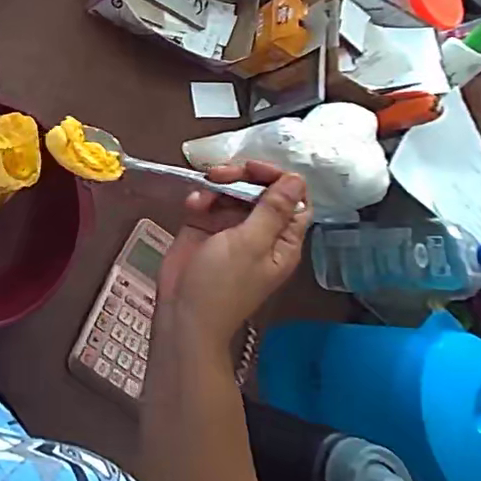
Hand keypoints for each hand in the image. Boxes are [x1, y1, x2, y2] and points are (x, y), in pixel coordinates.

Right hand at [158, 161, 310, 342]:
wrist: (183, 312)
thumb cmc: (222, 283)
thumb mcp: (250, 244)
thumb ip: (272, 210)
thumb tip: (296, 179)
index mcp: (281, 240)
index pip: (292, 199)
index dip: (277, 178)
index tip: (253, 168)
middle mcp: (259, 231)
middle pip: (259, 191)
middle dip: (241, 177)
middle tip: (220, 174)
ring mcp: (229, 230)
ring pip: (231, 193)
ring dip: (217, 186)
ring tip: (202, 192)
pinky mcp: (202, 228)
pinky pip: (206, 203)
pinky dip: (199, 199)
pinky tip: (192, 205)